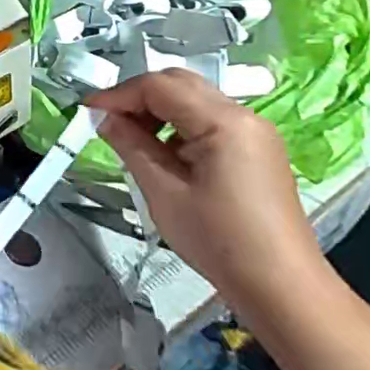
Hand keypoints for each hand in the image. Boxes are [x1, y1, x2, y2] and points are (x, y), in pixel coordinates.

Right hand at [86, 70, 324, 315]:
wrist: (281, 286)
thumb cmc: (219, 242)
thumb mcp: (165, 194)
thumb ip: (132, 147)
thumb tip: (105, 119)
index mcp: (223, 120)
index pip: (161, 87)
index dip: (120, 95)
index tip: (88, 111)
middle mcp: (243, 114)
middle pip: (181, 84)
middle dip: (141, 97)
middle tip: (110, 122)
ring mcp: (256, 129)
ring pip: (197, 100)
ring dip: (162, 111)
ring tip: (135, 142)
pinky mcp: (260, 147)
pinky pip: (214, 120)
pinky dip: (184, 127)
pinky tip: (168, 155)